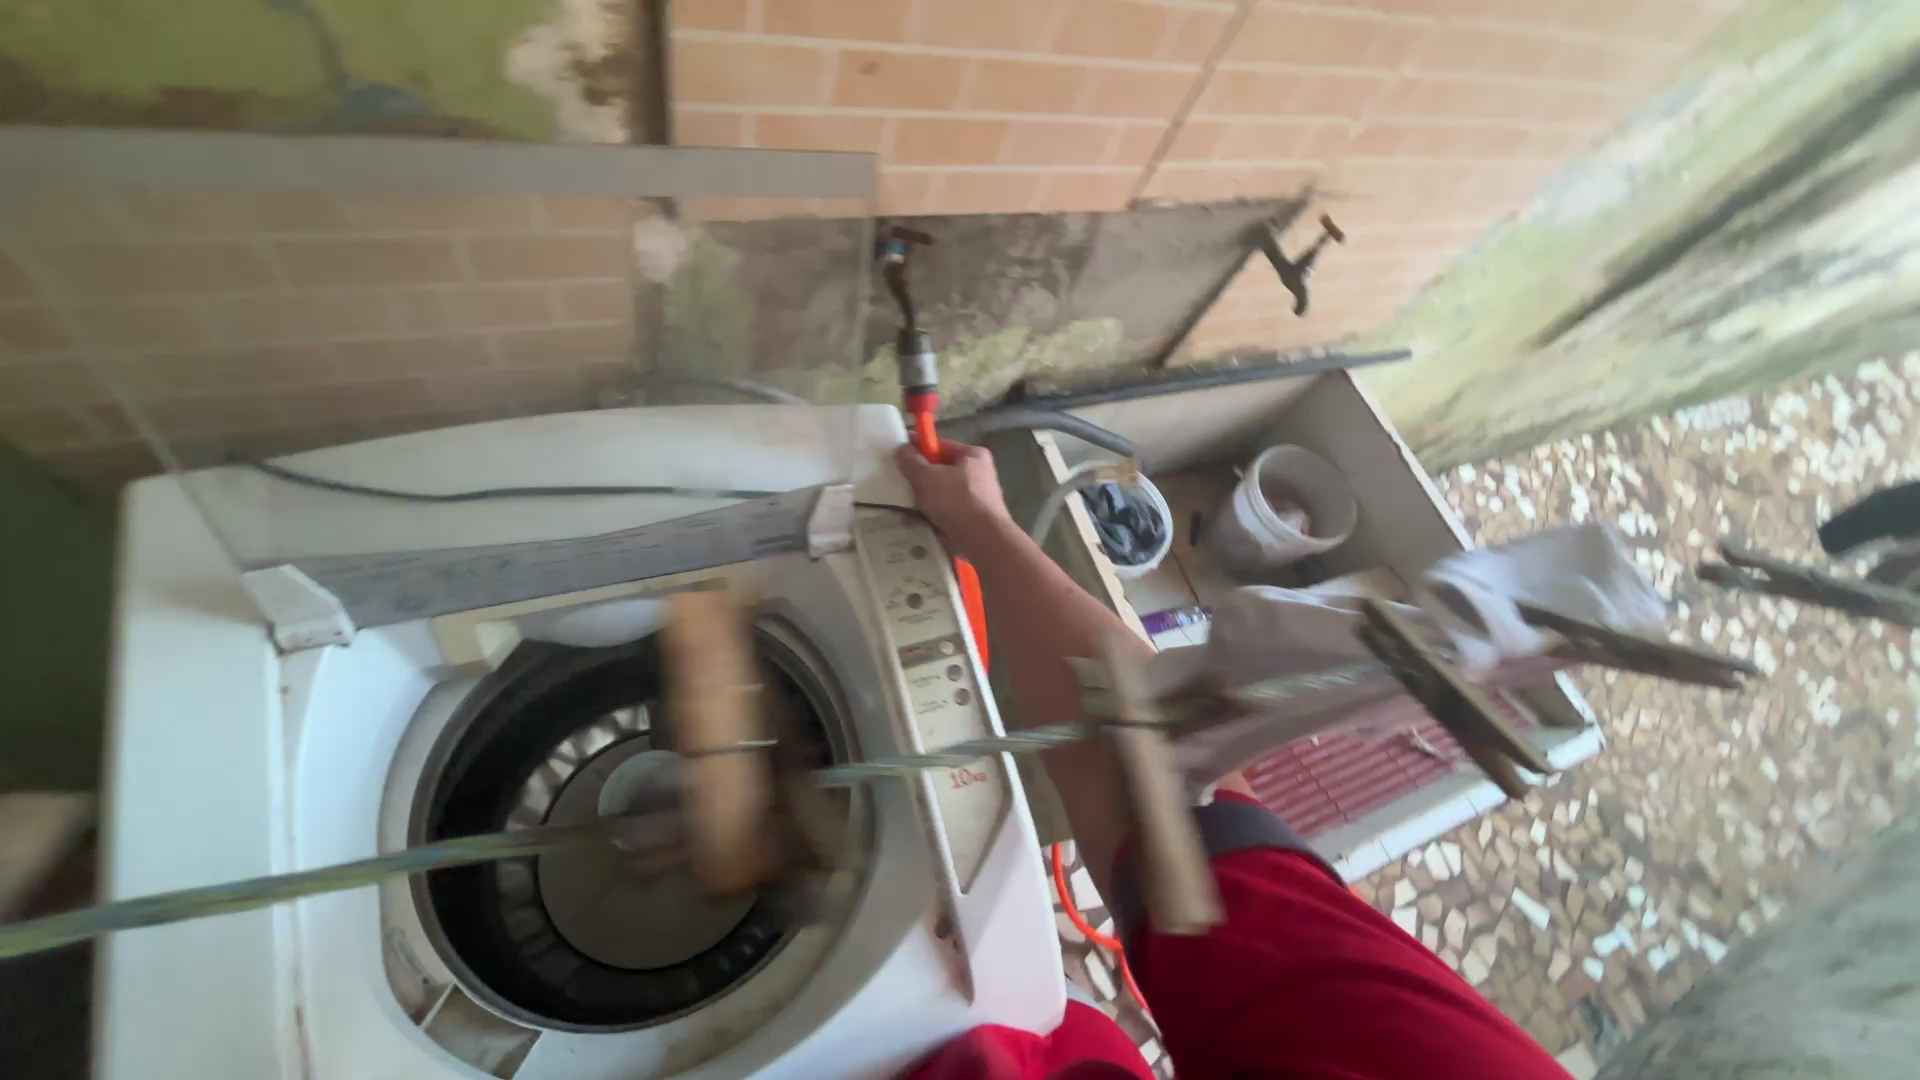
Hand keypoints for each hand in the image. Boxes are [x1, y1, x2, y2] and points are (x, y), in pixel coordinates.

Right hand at [894, 441, 1015, 560]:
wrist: (983, 541)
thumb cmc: (957, 502)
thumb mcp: (928, 478)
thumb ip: (912, 462)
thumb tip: (902, 449)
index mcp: (973, 456)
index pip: (941, 446)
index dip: (919, 449)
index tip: (899, 455)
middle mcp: (980, 474)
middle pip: (942, 471)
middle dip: (921, 479)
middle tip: (901, 484)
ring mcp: (979, 499)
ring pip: (944, 494)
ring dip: (926, 500)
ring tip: (907, 506)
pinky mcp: (975, 521)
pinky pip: (948, 513)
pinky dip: (935, 517)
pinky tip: (921, 522)